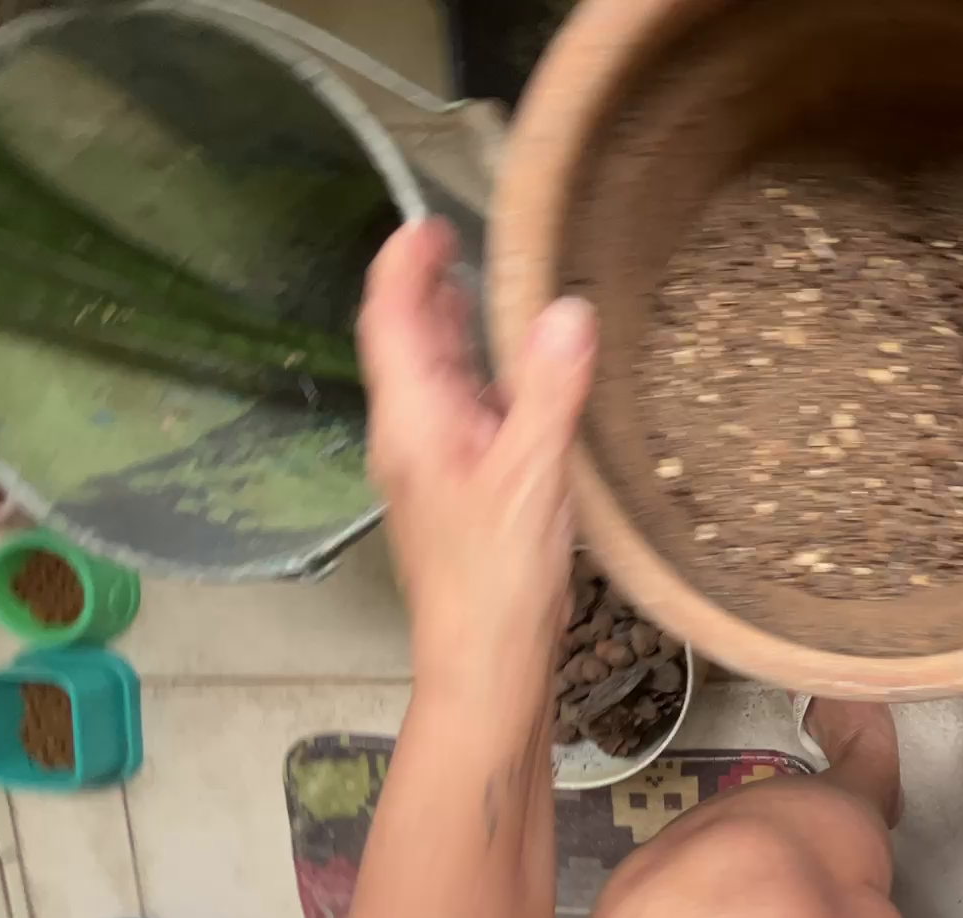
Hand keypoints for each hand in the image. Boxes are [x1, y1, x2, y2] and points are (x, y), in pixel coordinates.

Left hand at [358, 219, 595, 713]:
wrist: (487, 649)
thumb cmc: (498, 569)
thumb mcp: (531, 474)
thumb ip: (549, 392)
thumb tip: (569, 311)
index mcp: (415, 422)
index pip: (393, 323)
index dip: (404, 268)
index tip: (428, 222)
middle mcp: (416, 435)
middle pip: (411, 348)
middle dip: (430, 294)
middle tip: (463, 249)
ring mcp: (439, 465)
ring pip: (442, 384)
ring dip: (458, 338)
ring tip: (486, 299)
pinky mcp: (467, 489)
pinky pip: (471, 417)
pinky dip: (489, 384)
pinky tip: (520, 386)